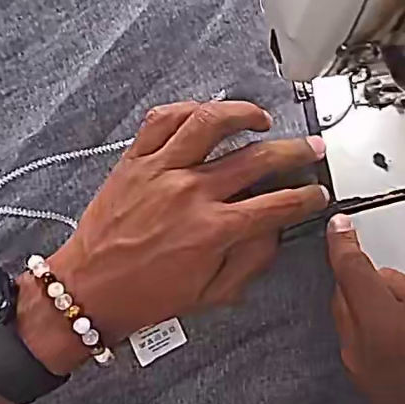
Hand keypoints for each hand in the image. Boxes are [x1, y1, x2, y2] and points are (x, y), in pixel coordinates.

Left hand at [19, 101, 329, 373]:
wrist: (89, 290)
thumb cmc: (143, 295)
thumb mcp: (209, 293)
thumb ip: (249, 261)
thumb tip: (273, 231)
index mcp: (212, 230)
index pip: (277, 203)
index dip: (306, 196)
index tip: (315, 193)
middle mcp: (190, 193)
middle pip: (257, 158)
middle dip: (295, 152)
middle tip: (308, 150)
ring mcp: (161, 171)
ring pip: (211, 122)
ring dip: (244, 114)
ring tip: (261, 119)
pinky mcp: (135, 161)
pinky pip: (162, 120)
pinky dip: (188, 109)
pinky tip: (205, 113)